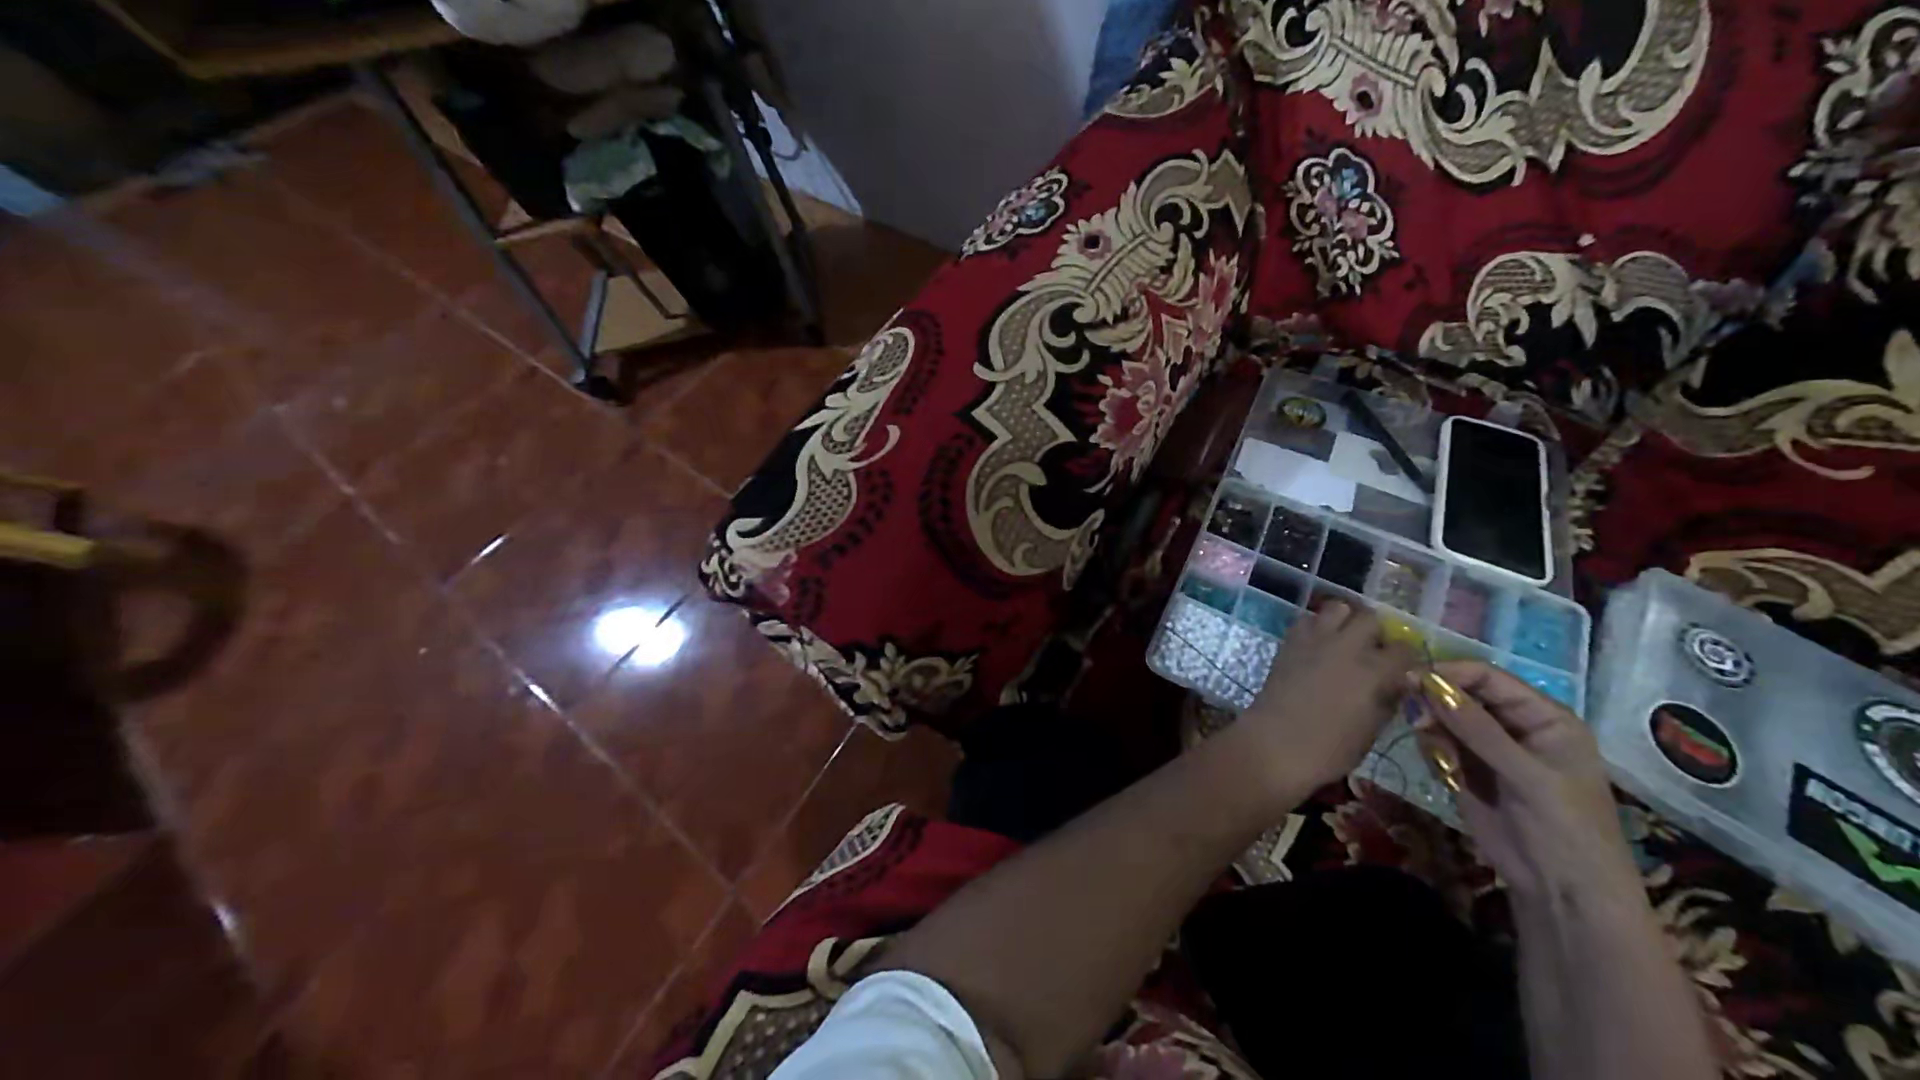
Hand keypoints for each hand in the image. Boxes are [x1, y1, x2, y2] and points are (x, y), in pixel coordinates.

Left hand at [1229, 602, 1420, 796]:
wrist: (1274, 744)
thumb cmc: (1329, 749)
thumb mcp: (1372, 731)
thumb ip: (1389, 699)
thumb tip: (1398, 682)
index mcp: (1374, 670)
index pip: (1404, 648)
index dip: (1406, 657)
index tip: (1403, 668)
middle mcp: (1346, 646)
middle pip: (1370, 618)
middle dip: (1376, 631)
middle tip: (1373, 651)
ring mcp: (1314, 640)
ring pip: (1337, 608)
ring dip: (1345, 620)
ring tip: (1344, 641)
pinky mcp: (1289, 642)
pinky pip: (1307, 620)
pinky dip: (1316, 626)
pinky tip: (1318, 646)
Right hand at [1415, 661, 1640, 898]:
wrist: (1562, 891)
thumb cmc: (1563, 828)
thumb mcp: (1525, 775)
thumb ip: (1477, 728)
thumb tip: (1428, 683)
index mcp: (1545, 718)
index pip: (1490, 678)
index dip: (1452, 674)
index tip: (1412, 679)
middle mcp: (1516, 726)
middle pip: (1463, 694)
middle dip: (1437, 702)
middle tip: (1415, 718)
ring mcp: (1490, 749)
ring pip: (1445, 718)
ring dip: (1433, 728)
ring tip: (1438, 757)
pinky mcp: (1468, 770)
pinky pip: (1440, 743)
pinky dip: (1433, 750)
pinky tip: (1443, 771)